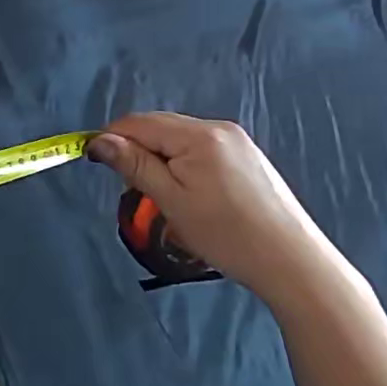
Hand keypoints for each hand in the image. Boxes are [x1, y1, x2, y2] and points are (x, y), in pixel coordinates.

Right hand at [88, 113, 340, 306]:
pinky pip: (200, 147)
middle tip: (131, 186)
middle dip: (137, 148)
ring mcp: (236, 140)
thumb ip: (134, 165)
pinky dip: (183, 161)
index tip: (93, 160)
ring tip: (162, 195)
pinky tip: (190, 192)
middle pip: (160, 126)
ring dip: (160, 156)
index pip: (139, 122)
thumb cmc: (227, 235)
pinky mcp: (247, 155)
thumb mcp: (171, 202)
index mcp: (198, 135)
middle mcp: (218, 127)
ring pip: (179, 137)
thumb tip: (99, 140)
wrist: (293, 263)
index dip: (111, 137)